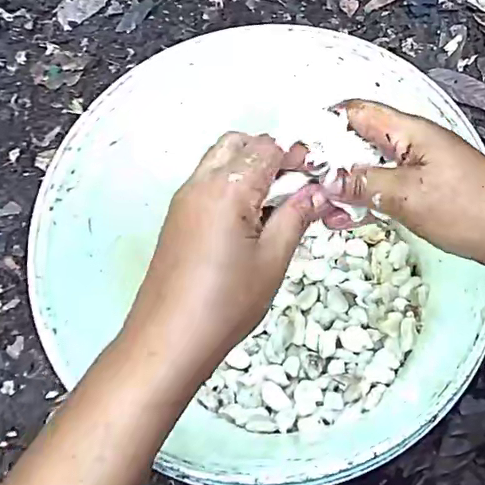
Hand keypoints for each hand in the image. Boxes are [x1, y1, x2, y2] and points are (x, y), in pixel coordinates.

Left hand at [122, 133, 329, 373]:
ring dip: (252, 169)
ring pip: (222, 159)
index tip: (317, 179)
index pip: (268, 147)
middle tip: (298, 187)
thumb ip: (297, 216)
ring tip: (278, 208)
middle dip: (273, 156)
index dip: (298, 157)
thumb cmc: (221, 306)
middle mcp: (200, 185)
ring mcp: (185, 200)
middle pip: (241, 143)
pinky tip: (253, 221)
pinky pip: (209, 182)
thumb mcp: (273, 259)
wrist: (168, 341)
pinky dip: (234, 186)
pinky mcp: (178, 217)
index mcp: (227, 189)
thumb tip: (316, 193)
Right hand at [320, 100, 484, 268]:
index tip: (301, 151)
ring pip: (372, 166)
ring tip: (327, 206)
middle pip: (359, 140)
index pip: (355, 112)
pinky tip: (353, 215)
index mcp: (409, 131)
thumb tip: (332, 178)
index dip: (323, 126)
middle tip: (307, 183)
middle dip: (331, 159)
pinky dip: (369, 198)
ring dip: (348, 183)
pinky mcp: (427, 189)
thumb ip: (366, 184)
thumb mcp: (409, 196)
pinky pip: (388, 186)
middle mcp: (413, 143)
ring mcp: (420, 166)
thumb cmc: (478, 207)